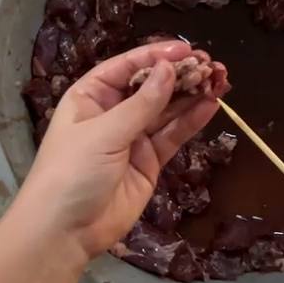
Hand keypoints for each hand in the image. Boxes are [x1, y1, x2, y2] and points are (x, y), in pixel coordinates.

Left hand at [11, 41, 220, 259]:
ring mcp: (132, 138)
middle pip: (151, 86)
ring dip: (191, 95)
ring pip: (166, 110)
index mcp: (91, 96)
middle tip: (212, 65)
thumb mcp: (105, 133)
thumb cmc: (72, 172)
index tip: (187, 49)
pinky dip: (192, 121)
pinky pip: (172, 135)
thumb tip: (170, 68)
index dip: (156, 56)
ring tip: (220, 81)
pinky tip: (211, 105)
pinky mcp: (148, 162)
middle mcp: (113, 112)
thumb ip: (142, 104)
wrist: (63, 233)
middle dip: (180, 74)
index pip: (126, 66)